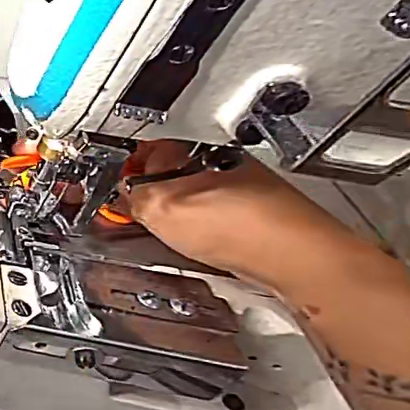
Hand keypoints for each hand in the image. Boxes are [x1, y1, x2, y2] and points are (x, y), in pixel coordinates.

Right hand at [124, 140, 380, 292]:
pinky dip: (197, 230)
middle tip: (133, 213)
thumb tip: (123, 194)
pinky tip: (197, 244)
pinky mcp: (251, 218)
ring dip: (173, 213)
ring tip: (165, 232)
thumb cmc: (242, 227)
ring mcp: (238, 190)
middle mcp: (219, 164)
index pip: (146, 149)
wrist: (297, 260)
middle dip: (148, 192)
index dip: (125, 168)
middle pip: (168, 173)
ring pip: (190, 196)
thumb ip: (135, 197)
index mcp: (197, 150)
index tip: (112, 185)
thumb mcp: (163, 209)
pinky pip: (210, 218)